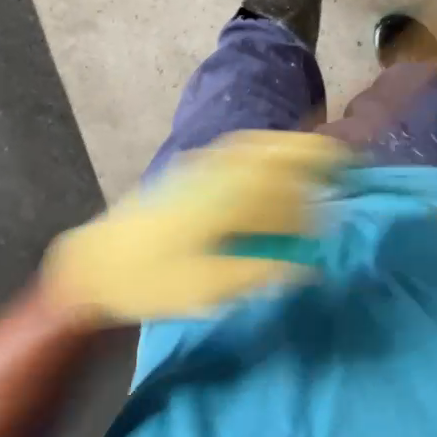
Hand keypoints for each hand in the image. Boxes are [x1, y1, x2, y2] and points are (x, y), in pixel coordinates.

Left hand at [42, 131, 346, 322]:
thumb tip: (307, 262)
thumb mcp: (207, 289)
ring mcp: (195, 169)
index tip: (339, 202)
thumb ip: (259, 272)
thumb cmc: (149, 282)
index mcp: (221, 199)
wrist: (94, 264)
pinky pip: (233, 151)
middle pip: (267, 150)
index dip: (313, 191)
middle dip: (307, 151)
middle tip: (342, 157)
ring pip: (249, 147)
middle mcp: (212, 173)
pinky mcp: (184, 173)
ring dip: (284, 148)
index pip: (279, 184)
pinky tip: (266, 163)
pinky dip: (260, 151)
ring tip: (313, 158)